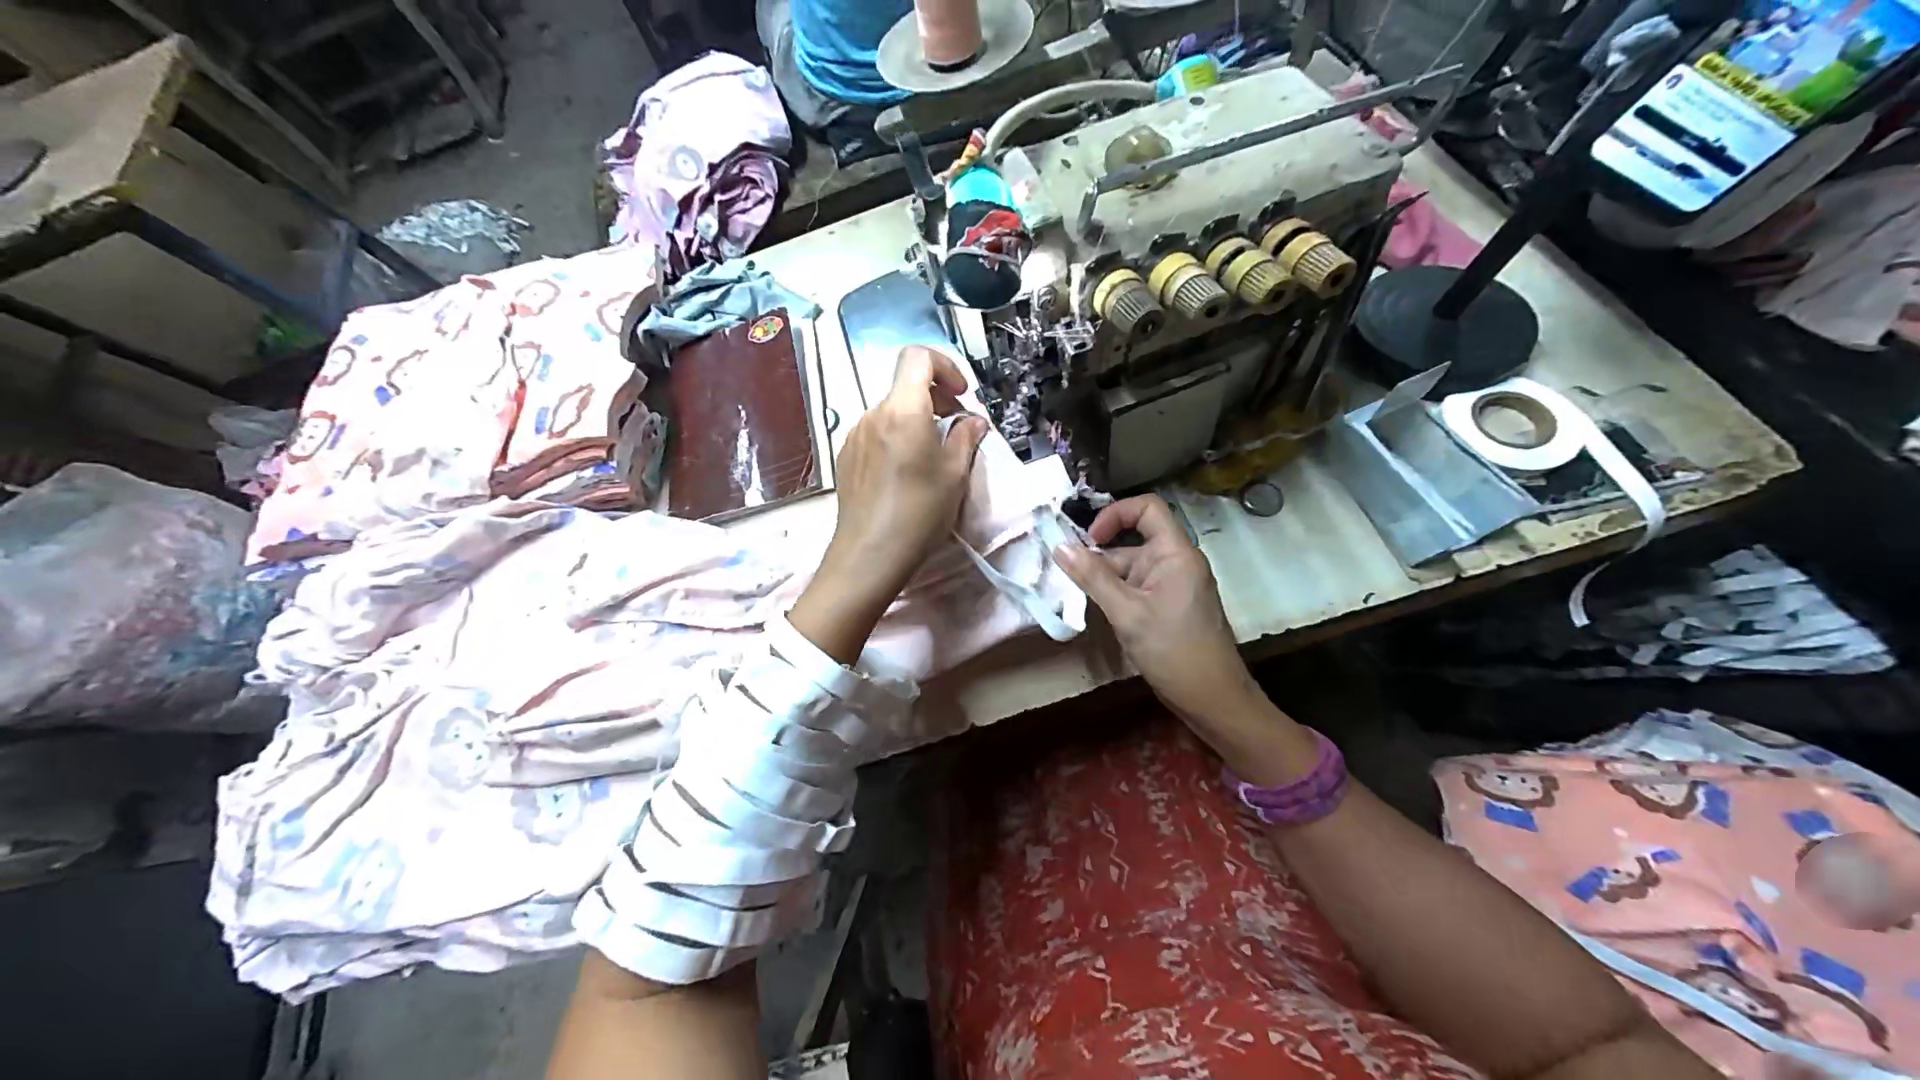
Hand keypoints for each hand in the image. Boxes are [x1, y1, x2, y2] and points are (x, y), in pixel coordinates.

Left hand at [789, 346, 988, 662]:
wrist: (869, 554)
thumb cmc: (919, 512)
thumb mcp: (955, 475)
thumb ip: (966, 437)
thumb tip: (974, 421)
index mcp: (903, 410)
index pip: (918, 357)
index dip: (945, 366)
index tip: (960, 395)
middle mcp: (873, 414)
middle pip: (905, 386)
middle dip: (935, 398)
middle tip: (957, 429)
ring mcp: (854, 435)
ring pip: (891, 412)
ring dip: (916, 421)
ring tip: (932, 456)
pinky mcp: (845, 457)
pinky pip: (876, 433)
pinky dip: (896, 438)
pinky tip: (905, 474)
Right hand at [1053, 495, 1263, 726]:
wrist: (1212, 698)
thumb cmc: (1173, 651)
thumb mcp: (1127, 613)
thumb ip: (1092, 578)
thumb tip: (1059, 546)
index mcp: (1176, 553)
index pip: (1147, 508)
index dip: (1115, 514)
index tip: (1089, 541)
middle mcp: (1176, 562)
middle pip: (1134, 539)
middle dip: (1100, 553)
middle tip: (1070, 573)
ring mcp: (1173, 584)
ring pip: (1131, 566)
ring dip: (1104, 577)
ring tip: (1079, 596)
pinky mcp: (1168, 605)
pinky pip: (1137, 586)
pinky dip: (1115, 593)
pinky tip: (1099, 611)